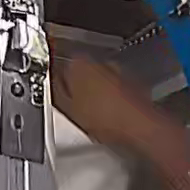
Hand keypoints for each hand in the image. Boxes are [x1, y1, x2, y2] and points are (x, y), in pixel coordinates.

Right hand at [49, 53, 168, 160]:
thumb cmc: (105, 117)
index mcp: (78, 62)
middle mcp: (99, 61)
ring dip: (93, 93)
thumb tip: (49, 86)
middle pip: (78, 72)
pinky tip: (107, 116)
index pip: (57, 65)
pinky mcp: (132, 83)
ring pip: (97, 80)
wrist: (140, 128)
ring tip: (91, 116)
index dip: (54, 82)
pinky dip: (109, 99)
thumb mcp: (67, 108)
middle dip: (75, 87)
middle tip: (71, 107)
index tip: (53, 93)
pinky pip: (112, 89)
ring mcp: (117, 71)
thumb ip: (54, 92)